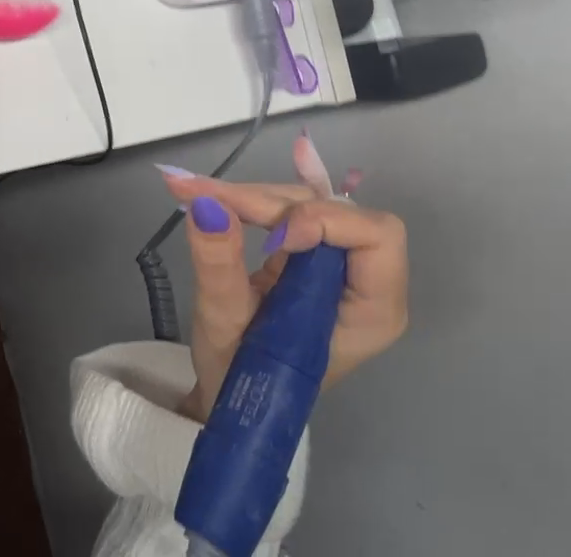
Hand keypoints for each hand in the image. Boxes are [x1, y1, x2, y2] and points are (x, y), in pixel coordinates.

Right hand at [161, 134, 409, 423]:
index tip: (267, 237)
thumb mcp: (223, 321)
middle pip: (333, 213)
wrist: (233, 397)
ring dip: (252, 197)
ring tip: (194, 192)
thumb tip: (205, 203)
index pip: (375, 237)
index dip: (322, 222)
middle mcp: (365, 285)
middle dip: (265, 201)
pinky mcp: (311, 262)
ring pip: (307, 207)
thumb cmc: (238, 373)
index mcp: (369, 311)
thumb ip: (219, 262)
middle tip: (199, 195)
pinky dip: (262, 199)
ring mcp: (338, 272)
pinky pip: (295, 216)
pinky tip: (262, 172)